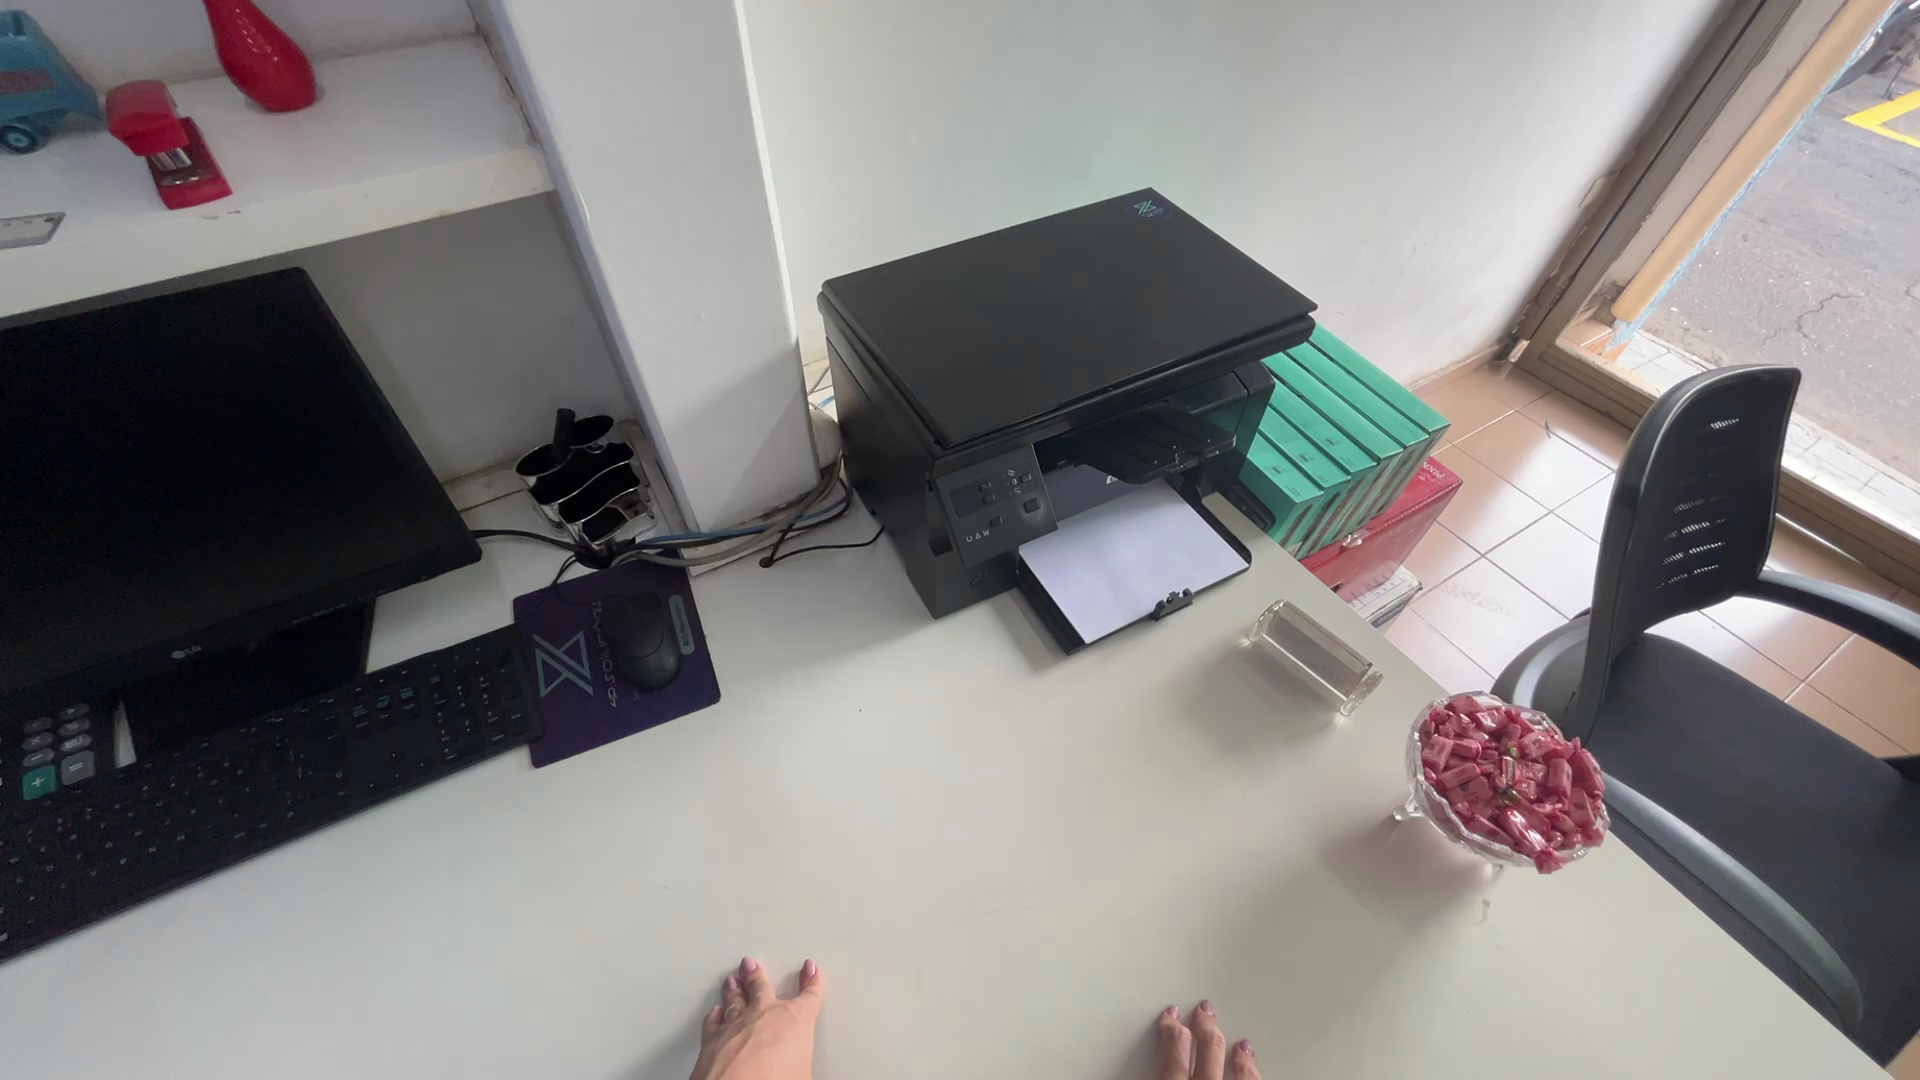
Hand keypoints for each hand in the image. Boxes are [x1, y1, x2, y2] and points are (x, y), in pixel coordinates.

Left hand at [688, 957, 824, 1079]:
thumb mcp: (804, 1072)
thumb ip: (801, 1059)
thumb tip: (800, 1070)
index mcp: (795, 1020)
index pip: (810, 995)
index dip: (812, 980)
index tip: (810, 969)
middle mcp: (765, 1014)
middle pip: (762, 987)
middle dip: (757, 975)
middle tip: (752, 964)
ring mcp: (736, 1024)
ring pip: (735, 999)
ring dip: (734, 989)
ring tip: (732, 980)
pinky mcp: (712, 1040)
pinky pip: (713, 1022)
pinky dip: (714, 1016)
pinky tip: (714, 1011)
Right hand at [1157, 1001, 1259, 1079]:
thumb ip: (1150, 1078)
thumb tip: (1140, 1069)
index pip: (1173, 1050)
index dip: (1172, 1029)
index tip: (1173, 1016)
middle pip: (1210, 1051)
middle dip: (1207, 1028)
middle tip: (1206, 1011)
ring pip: (1240, 1075)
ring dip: (1241, 1059)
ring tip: (1243, 1045)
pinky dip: (1254, 1077)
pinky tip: (1256, 1073)